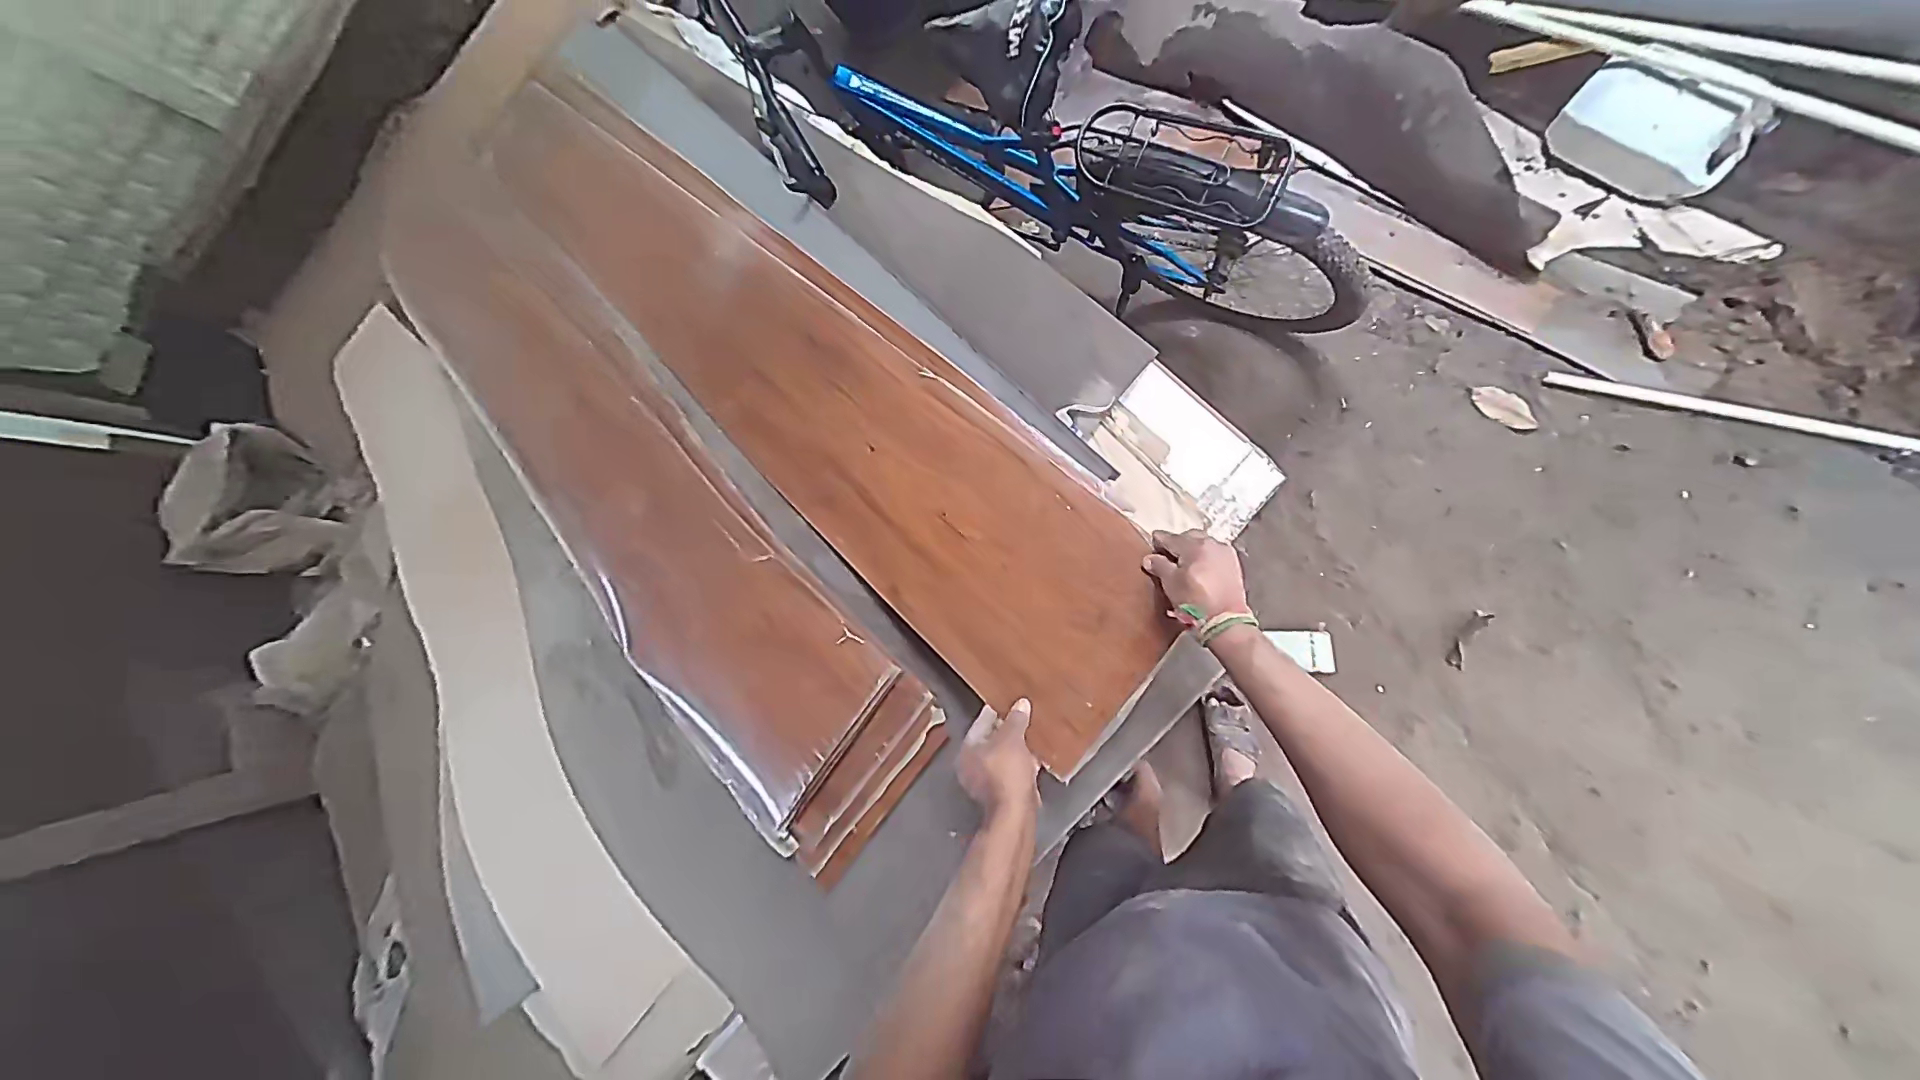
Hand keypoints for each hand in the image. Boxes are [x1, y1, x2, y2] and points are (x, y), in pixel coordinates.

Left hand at [957, 699, 1039, 820]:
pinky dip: (1019, 766)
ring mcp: (983, 784)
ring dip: (1014, 750)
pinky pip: (1009, 773)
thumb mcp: (1013, 739)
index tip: (1006, 703)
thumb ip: (1015, 720)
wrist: (1015, 814)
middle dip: (1005, 732)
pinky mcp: (998, 796)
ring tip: (1030, 739)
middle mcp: (969, 766)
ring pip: (1000, 759)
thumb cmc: (1007, 771)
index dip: (994, 712)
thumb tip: (1021, 703)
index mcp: (967, 750)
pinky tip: (1033, 762)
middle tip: (1020, 720)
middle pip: (989, 742)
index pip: (980, 724)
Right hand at [1142, 529, 1250, 620]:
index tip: (1152, 548)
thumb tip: (1150, 558)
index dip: (1157, 543)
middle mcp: (1211, 543)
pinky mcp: (1233, 565)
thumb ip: (1159, 566)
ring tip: (1184, 565)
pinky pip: (1214, 554)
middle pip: (1188, 537)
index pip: (1169, 537)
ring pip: (1203, 544)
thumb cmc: (1195, 601)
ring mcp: (1225, 553)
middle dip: (1177, 544)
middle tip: (1167, 557)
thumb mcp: (1170, 583)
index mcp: (1193, 545)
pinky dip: (1205, 558)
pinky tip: (1199, 571)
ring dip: (1192, 551)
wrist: (1225, 620)